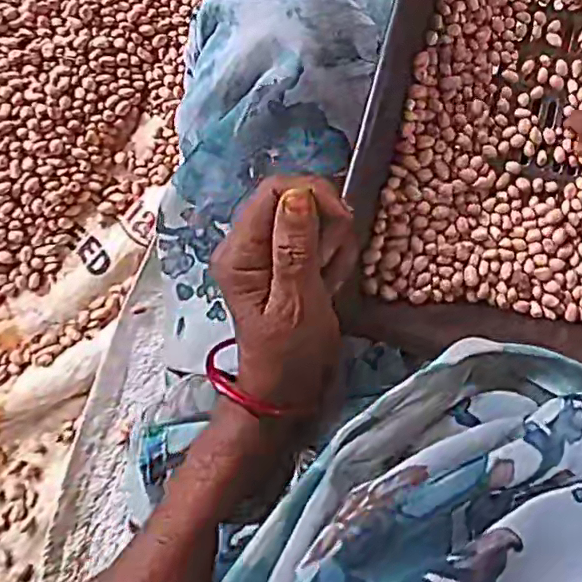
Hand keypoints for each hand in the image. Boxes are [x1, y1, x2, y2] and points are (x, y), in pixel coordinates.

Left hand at [209, 175, 354, 417]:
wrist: (289, 391)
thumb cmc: (289, 355)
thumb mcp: (296, 303)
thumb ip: (295, 247)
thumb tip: (297, 194)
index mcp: (239, 251)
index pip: (274, 189)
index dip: (313, 194)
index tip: (342, 220)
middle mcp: (247, 242)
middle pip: (296, 196)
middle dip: (327, 223)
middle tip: (331, 264)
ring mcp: (267, 249)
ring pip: (314, 214)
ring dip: (333, 243)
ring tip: (328, 281)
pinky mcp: (287, 257)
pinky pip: (320, 235)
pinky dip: (334, 253)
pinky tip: (329, 282)